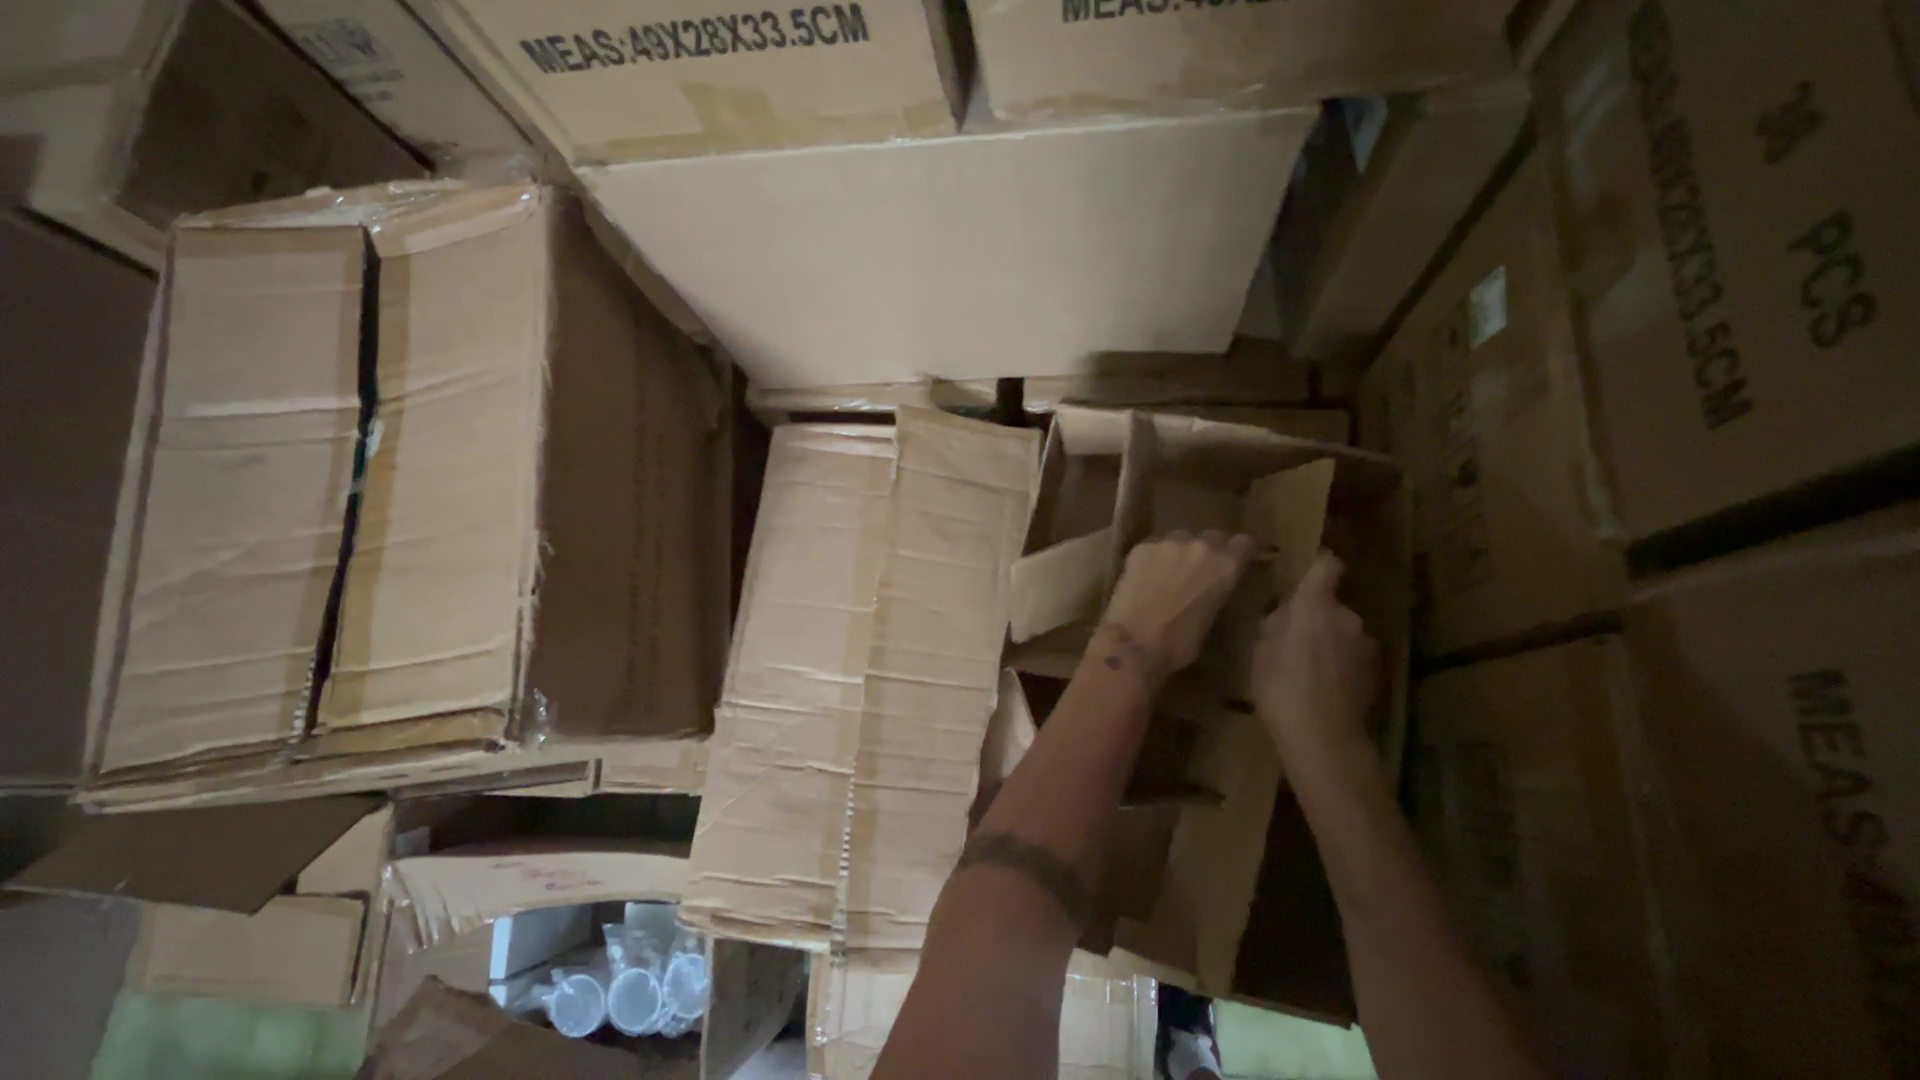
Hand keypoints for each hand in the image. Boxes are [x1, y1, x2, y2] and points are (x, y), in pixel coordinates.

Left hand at [1099, 530, 1255, 681]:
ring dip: (1179, 551)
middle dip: (1208, 550)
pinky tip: (1144, 575)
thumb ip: (1215, 592)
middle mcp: (1201, 546)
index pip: (1244, 543)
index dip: (1239, 552)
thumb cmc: (1179, 643)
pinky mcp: (1142, 547)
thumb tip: (1211, 588)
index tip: (1236, 560)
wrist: (1135, 642)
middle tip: (1198, 570)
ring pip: (1180, 537)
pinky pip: (1153, 546)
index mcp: (1226, 566)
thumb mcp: (1211, 617)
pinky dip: (1152, 557)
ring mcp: (1169, 543)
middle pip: (1212, 537)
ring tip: (1167, 571)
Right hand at [1252, 551, 1379, 759]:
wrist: (1324, 737)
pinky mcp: (1375, 670)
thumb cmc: (1281, 688)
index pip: (1326, 565)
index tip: (1304, 571)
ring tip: (1306, 666)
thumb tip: (1285, 613)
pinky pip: (1351, 654)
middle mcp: (1347, 616)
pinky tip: (1321, 684)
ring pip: (1342, 631)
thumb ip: (1275, 623)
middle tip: (1290, 636)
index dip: (1317, 564)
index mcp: (1315, 604)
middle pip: (1331, 603)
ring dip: (1327, 640)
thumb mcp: (1259, 651)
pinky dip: (1338, 662)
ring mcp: (1365, 643)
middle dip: (1314, 614)